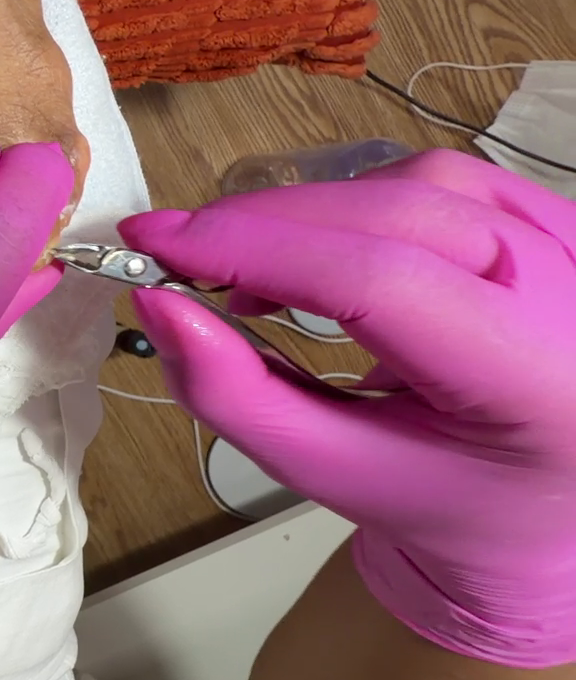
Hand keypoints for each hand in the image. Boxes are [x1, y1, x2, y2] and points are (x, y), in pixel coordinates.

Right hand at [121, 150, 575, 667]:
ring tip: (249, 276)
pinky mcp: (565, 228)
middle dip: (257, 223)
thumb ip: (226, 390)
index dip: (246, 248)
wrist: (539, 501)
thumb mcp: (315, 466)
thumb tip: (155, 302)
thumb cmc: (430, 495)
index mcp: (538, 383)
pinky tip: (316, 250)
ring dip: (301, 214)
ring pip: (418, 182)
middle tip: (168, 254)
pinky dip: (350, 201)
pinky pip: (444, 179)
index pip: (376, 280)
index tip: (146, 243)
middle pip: (395, 212)